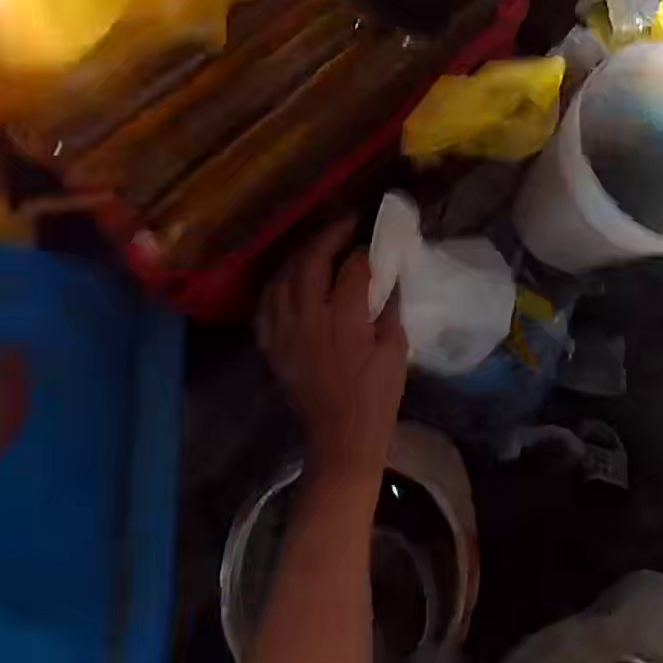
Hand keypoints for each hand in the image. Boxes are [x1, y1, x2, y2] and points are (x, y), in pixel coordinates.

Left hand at [256, 217, 408, 475]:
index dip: (365, 250)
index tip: (374, 242)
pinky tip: (290, 277)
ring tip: (319, 244)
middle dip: (329, 236)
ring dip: (301, 254)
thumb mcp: (396, 349)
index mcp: (343, 320)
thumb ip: (388, 307)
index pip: (352, 267)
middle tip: (346, 223)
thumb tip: (384, 276)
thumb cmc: (376, 397)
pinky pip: (267, 302)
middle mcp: (307, 318)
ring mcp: (283, 331)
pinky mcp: (271, 345)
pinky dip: (278, 283)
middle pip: (311, 261)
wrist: (340, 440)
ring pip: (283, 276)